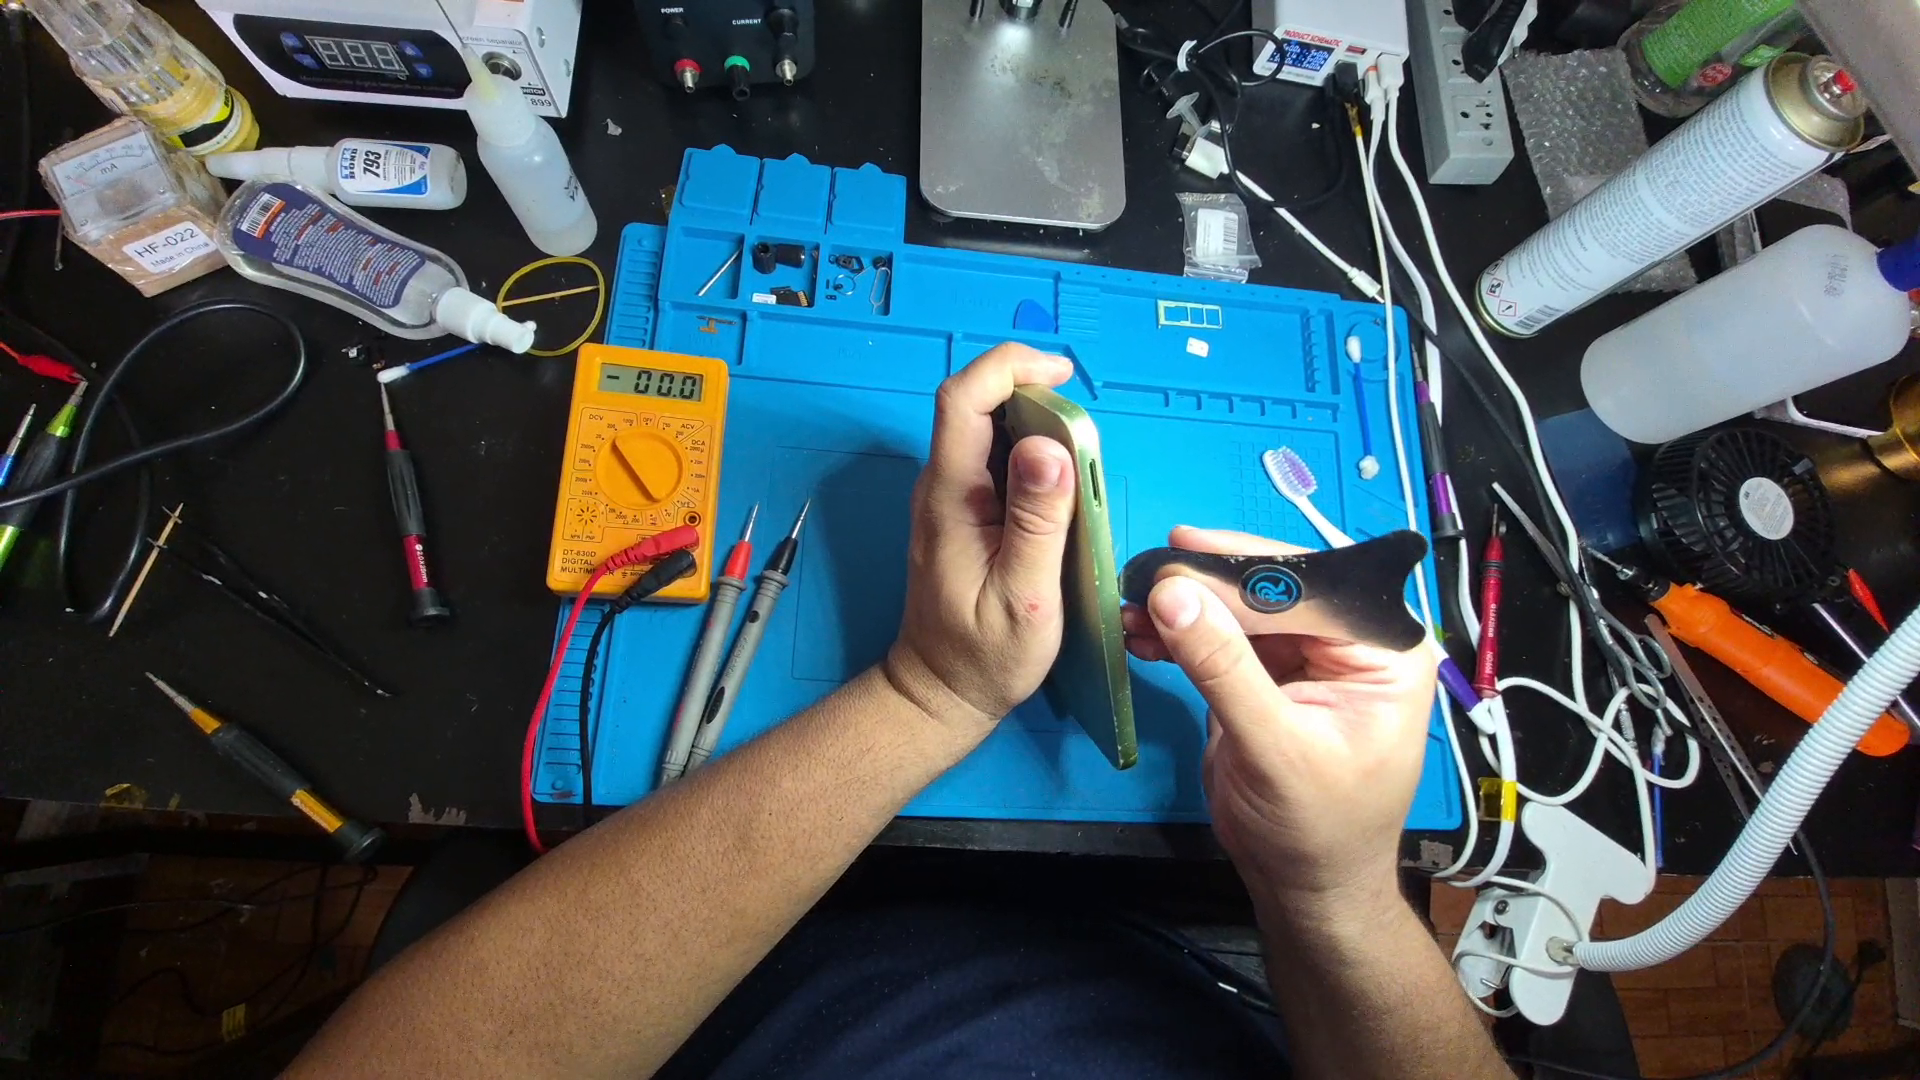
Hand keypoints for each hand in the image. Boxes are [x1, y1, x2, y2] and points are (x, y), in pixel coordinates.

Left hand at [885, 344, 1078, 738]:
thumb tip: (1049, 445)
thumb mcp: (1023, 595)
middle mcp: (942, 485)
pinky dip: (1031, 455)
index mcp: (951, 496)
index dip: (1009, 368)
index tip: (1063, 373)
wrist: (941, 689)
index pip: (962, 399)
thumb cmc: (984, 654)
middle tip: (1085, 430)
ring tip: (1080, 460)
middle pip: (975, 406)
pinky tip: (1060, 486)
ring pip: (987, 431)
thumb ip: (1037, 521)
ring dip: (1034, 425)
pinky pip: (994, 463)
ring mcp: (950, 498)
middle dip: (1030, 394)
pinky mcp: (963, 513)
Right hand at [1123, 527, 1434, 915]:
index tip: (1182, 547)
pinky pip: (1215, 638)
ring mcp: (1300, 656)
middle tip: (1144, 575)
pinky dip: (1176, 635)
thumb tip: (1171, 594)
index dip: (1244, 563)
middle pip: (1268, 590)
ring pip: (1234, 610)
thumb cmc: (1314, 826)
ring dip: (1181, 608)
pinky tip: (1138, 635)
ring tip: (1129, 607)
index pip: (1312, 586)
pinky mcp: (1260, 674)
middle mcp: (1344, 642)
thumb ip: (1223, 667)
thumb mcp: (1272, 746)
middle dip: (1204, 585)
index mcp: (1381, 650)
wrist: (1299, 883)